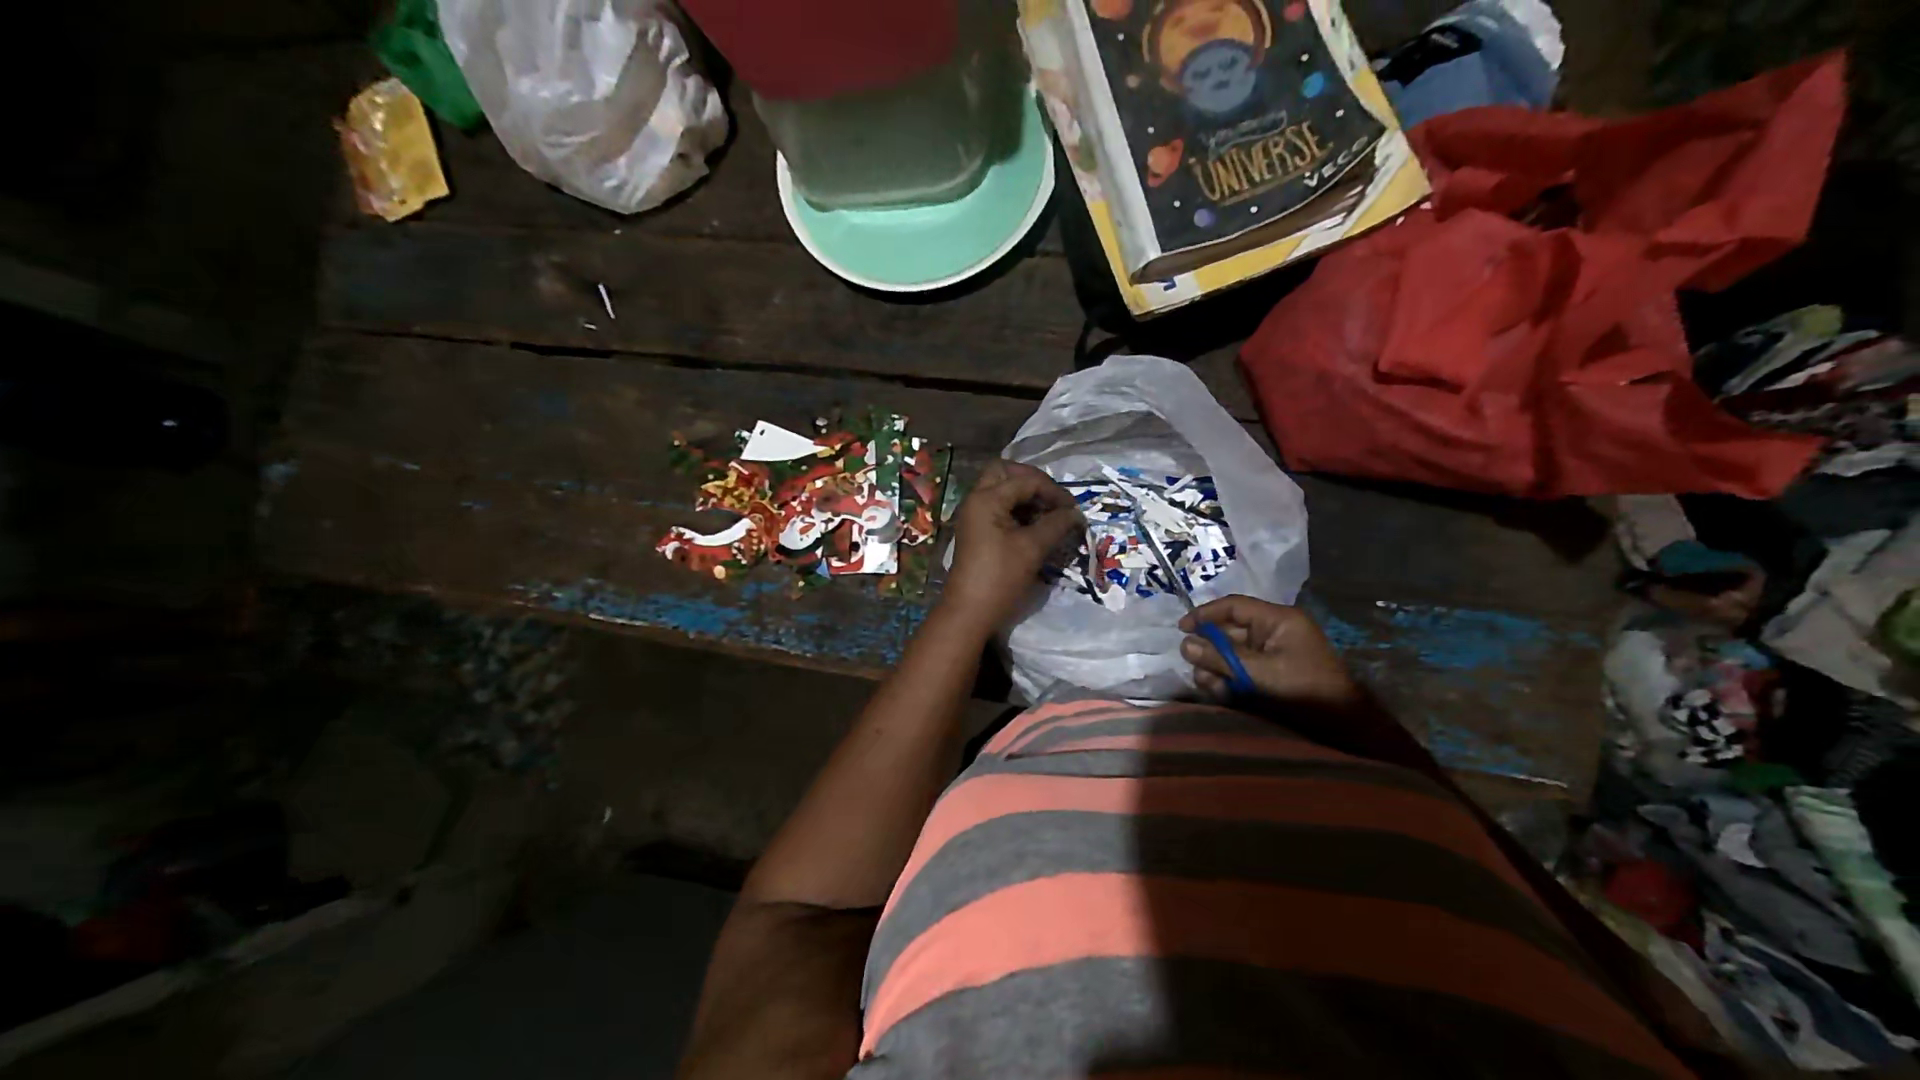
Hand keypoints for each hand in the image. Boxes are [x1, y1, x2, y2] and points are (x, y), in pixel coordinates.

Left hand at [940, 460, 1082, 631]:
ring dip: (1026, 496)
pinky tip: (1036, 527)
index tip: (1074, 510)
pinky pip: (999, 507)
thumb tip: (1076, 514)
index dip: (1054, 492)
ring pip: (1001, 489)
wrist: (969, 613)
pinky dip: (1018, 510)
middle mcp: (976, 500)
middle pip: (1006, 473)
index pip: (1026, 481)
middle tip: (1053, 500)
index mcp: (986, 499)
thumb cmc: (1000, 578)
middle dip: (1033, 481)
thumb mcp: (1033, 549)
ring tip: (1049, 516)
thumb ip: (1057, 524)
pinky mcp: (978, 530)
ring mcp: (975, 515)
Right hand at [1180, 596, 1361, 707]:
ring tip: (1214, 687)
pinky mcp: (1270, 675)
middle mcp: (1273, 633)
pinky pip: (1240, 671)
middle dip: (1210, 651)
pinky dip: (1229, 681)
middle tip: (1197, 668)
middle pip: (1228, 632)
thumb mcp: (1260, 672)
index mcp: (1278, 620)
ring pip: (1230, 654)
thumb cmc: (1305, 691)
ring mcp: (1272, 655)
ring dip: (1217, 670)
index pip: (1233, 606)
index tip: (1181, 629)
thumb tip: (1184, 645)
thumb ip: (1221, 658)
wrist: (1345, 728)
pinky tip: (1224, 694)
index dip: (1205, 615)